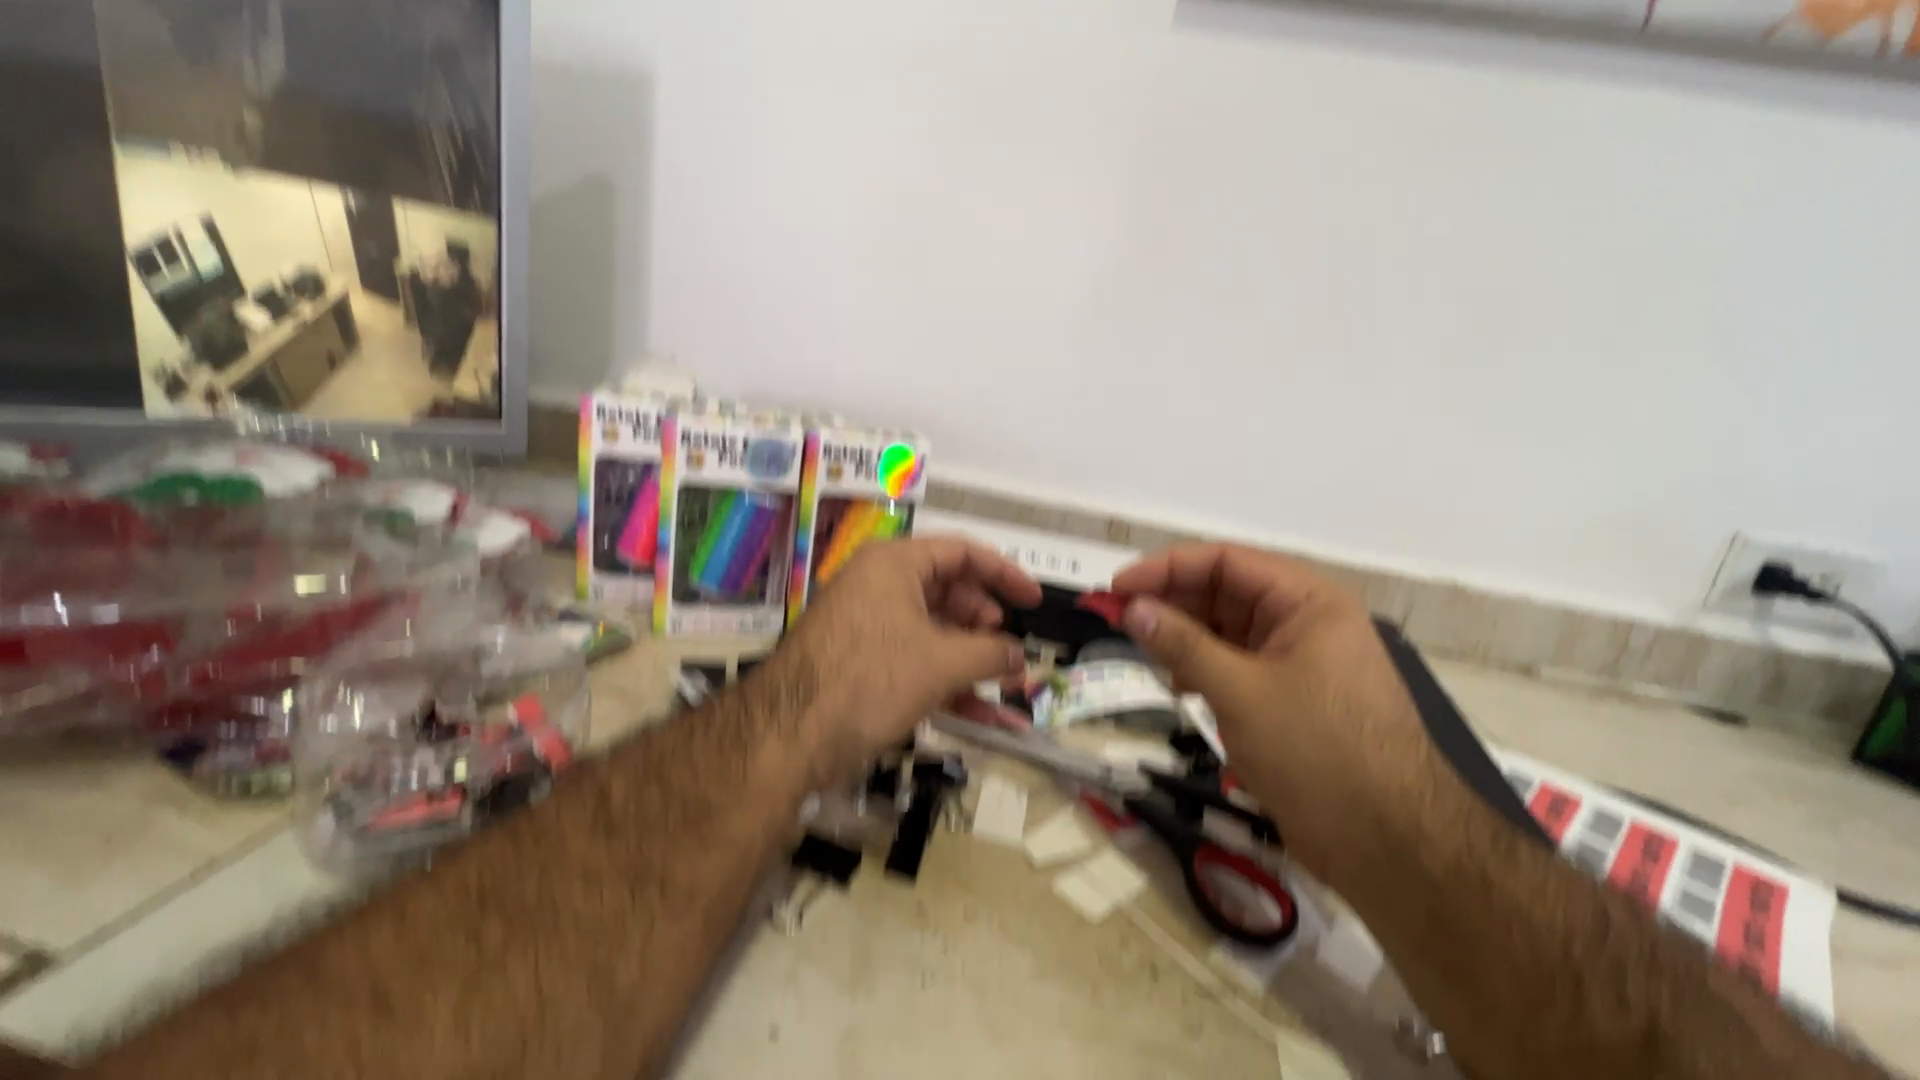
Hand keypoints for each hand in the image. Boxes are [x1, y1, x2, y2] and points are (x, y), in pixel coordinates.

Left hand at [766, 535, 1039, 786]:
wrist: (788, 737)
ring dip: (970, 659)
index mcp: (893, 565)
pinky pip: (913, 660)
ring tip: (1002, 685)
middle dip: (985, 623)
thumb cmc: (869, 681)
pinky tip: (980, 715)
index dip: (1004, 574)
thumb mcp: (941, 664)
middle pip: (946, 591)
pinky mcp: (859, 663)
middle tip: (1010, 648)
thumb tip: (1020, 656)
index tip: (1034, 600)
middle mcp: (877, 586)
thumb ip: (990, 653)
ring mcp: (865, 625)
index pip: (960, 552)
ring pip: (931, 631)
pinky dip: (945, 682)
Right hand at [1110, 544, 1434, 886]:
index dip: (1166, 568)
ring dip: (1184, 638)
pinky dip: (1203, 670)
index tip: (1116, 589)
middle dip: (1171, 603)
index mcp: (1308, 601)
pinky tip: (1178, 686)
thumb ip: (1182, 644)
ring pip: (1228, 632)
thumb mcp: (1240, 691)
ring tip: (1144, 654)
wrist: (1388, 843)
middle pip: (1226, 593)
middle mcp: (1305, 621)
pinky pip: (1237, 667)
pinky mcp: (1291, 700)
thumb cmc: (1316, 751)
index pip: (1226, 561)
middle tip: (1119, 621)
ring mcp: (1299, 662)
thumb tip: (1131, 608)